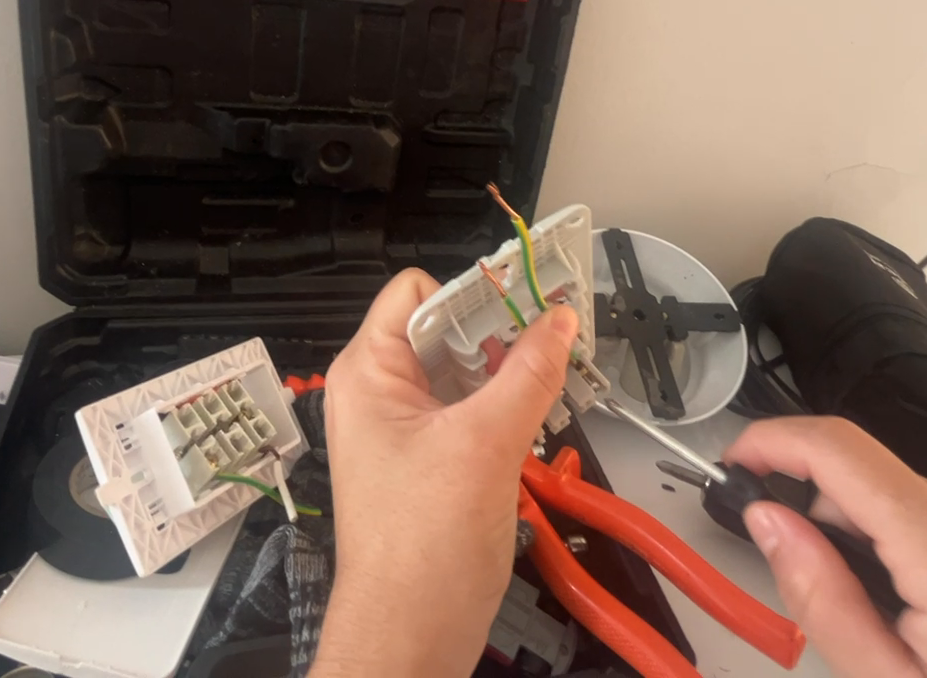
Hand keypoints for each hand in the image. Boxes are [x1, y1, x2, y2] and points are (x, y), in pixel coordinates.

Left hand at [310, 268, 578, 677]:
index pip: (418, 292)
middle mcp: (382, 391)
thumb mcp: (485, 444)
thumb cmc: (419, 553)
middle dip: (498, 330)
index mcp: (369, 372)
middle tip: (549, 334)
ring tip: (549, 374)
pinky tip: (534, 411)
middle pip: (445, 327)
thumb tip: (557, 321)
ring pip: (463, 366)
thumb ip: (528, 373)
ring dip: (507, 367)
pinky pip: (470, 403)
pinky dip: (504, 400)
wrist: (414, 637)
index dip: (470, 290)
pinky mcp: (432, 452)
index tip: (524, 297)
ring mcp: (406, 423)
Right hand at [725, 417, 926, 677]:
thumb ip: (821, 599)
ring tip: (881, 615)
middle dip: (822, 505)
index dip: (775, 440)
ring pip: (915, 499)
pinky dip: (917, 547)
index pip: (845, 452)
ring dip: (871, 530)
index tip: (735, 465)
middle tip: (803, 569)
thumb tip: (768, 518)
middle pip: (877, 475)